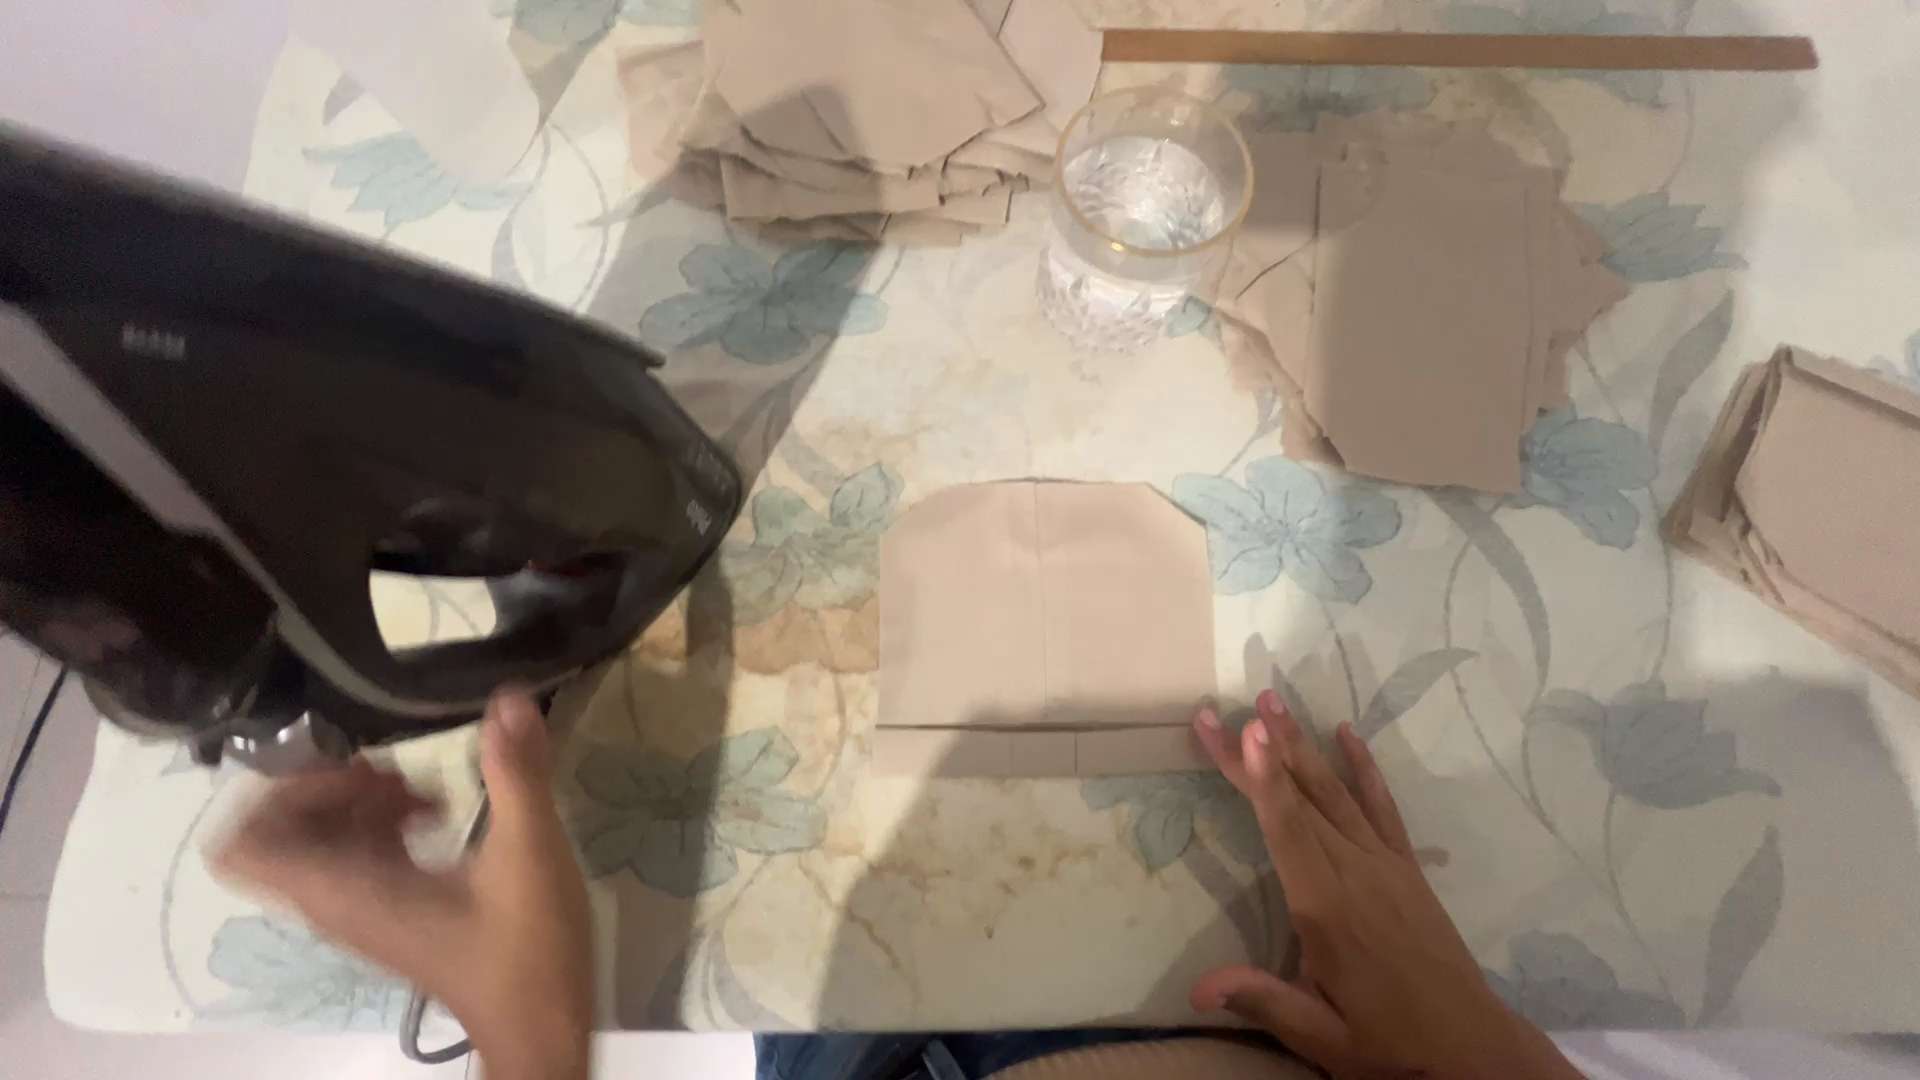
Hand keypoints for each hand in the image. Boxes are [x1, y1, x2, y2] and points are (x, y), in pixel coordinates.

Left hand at [211, 689, 593, 1079]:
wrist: (541, 1019)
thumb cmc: (527, 945)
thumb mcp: (529, 852)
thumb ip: (517, 775)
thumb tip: (509, 699)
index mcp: (349, 892)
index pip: (247, 845)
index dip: (283, 791)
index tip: (357, 764)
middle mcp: (340, 902)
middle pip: (281, 835)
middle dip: (332, 787)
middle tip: (398, 769)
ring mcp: (366, 910)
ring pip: (322, 844)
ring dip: (363, 803)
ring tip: (428, 789)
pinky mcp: (396, 910)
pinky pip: (360, 856)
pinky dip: (387, 824)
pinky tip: (443, 814)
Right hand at [1189, 691, 1580, 1079]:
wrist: (1478, 1055)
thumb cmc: (1390, 1043)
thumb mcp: (1323, 1036)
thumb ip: (1262, 1001)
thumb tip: (1194, 992)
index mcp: (1325, 904)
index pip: (1285, 828)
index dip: (1262, 779)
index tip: (1246, 732)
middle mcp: (1353, 869)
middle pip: (1297, 797)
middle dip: (1258, 748)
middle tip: (1220, 710)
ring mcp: (1383, 861)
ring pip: (1333, 790)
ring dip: (1299, 742)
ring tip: (1272, 700)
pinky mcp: (1404, 865)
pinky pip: (1381, 805)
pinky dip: (1363, 765)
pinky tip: (1345, 732)